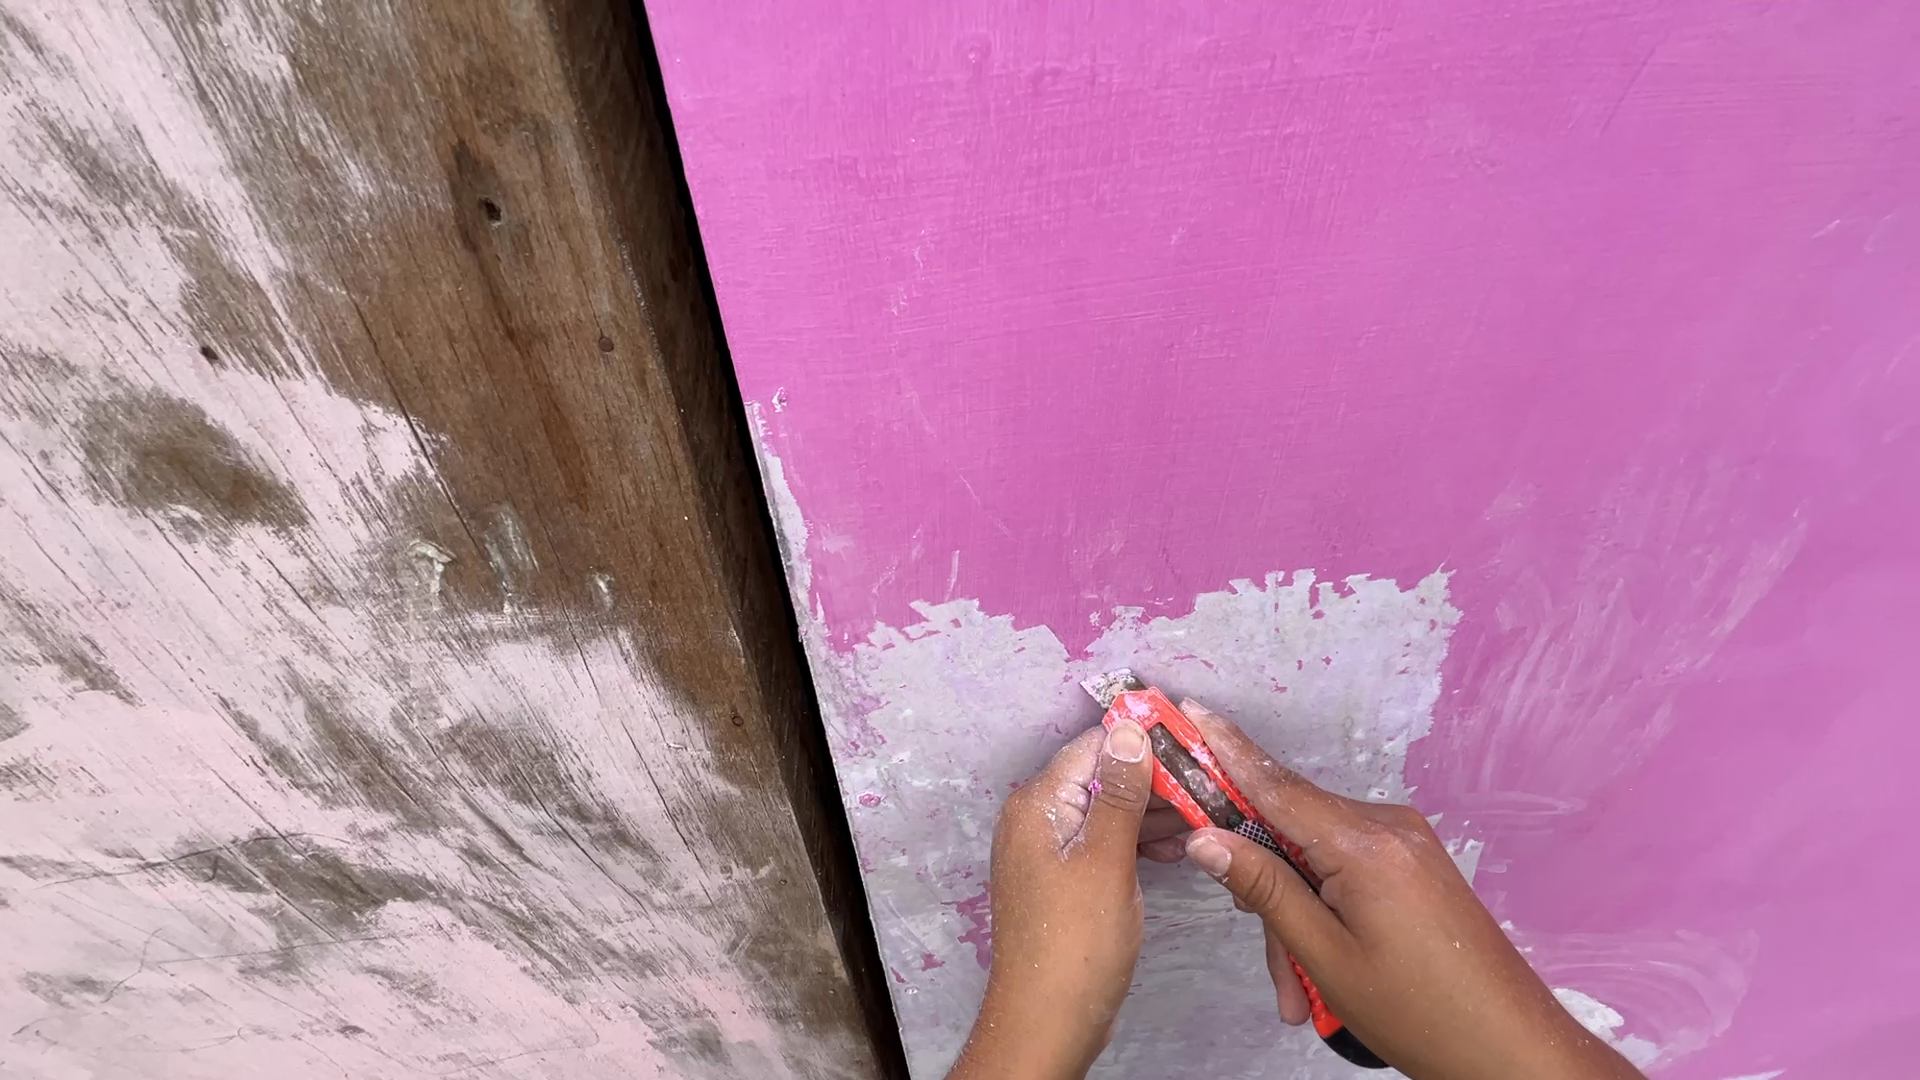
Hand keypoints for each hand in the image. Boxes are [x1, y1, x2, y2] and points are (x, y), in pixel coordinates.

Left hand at [947, 720, 1178, 1079]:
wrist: (1045, 1022)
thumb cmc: (1077, 940)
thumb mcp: (1107, 859)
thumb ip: (1120, 792)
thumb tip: (1129, 727)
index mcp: (1039, 800)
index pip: (1093, 746)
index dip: (1141, 740)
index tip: (1191, 744)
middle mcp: (1035, 814)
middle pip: (1100, 776)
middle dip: (1151, 779)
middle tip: (1207, 788)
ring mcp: (1045, 846)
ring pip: (1104, 810)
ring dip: (1148, 813)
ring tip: (1201, 818)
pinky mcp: (1060, 873)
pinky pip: (1100, 840)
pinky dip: (1133, 841)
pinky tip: (1174, 849)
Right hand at [1178, 702, 1644, 1079]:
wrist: (1522, 1059)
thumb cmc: (1420, 1013)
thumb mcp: (1325, 957)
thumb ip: (1262, 887)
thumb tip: (1204, 837)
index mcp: (1362, 842)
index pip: (1274, 782)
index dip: (1226, 745)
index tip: (1190, 707)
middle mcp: (1384, 823)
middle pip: (1288, 826)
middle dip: (1263, 881)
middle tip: (1264, 954)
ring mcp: (1403, 839)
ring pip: (1313, 853)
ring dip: (1295, 910)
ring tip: (1298, 985)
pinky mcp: (1412, 859)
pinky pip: (1343, 864)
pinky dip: (1322, 904)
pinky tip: (1324, 964)